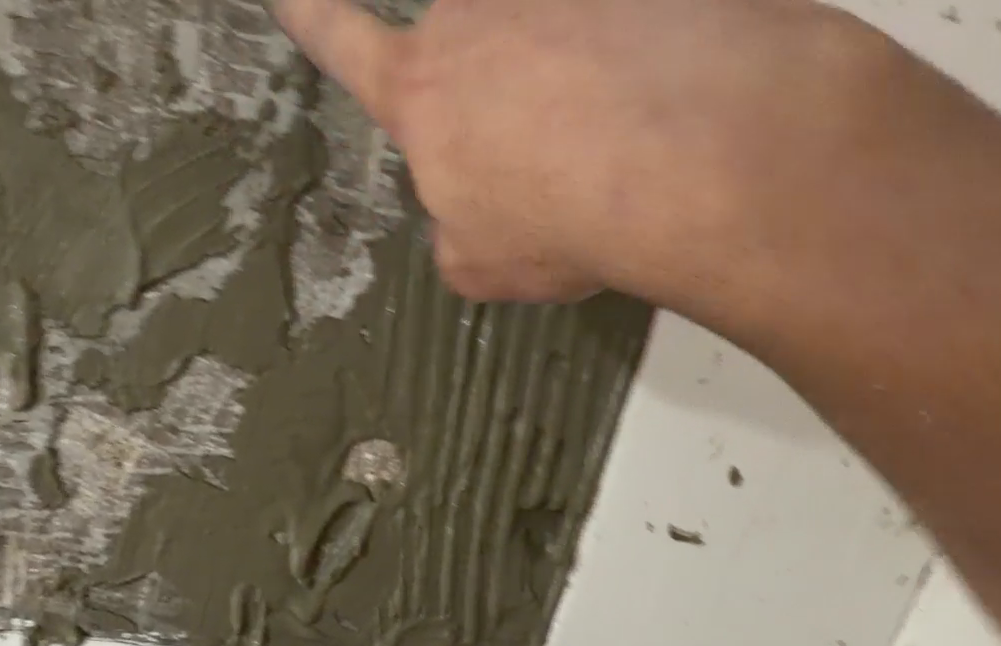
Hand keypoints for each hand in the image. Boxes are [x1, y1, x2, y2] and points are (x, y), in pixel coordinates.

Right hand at [272, 0, 906, 306]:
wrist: (687, 159)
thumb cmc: (558, 222)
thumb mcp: (478, 265)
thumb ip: (455, 228)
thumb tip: (469, 214)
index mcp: (421, 92)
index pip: (345, 45)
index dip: (314, 18)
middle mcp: (475, 14)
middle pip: (472, 45)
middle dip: (503, 89)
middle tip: (561, 145)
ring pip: (548, 32)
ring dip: (573, 71)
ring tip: (623, 127)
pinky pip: (617, 25)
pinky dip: (637, 50)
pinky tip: (661, 90)